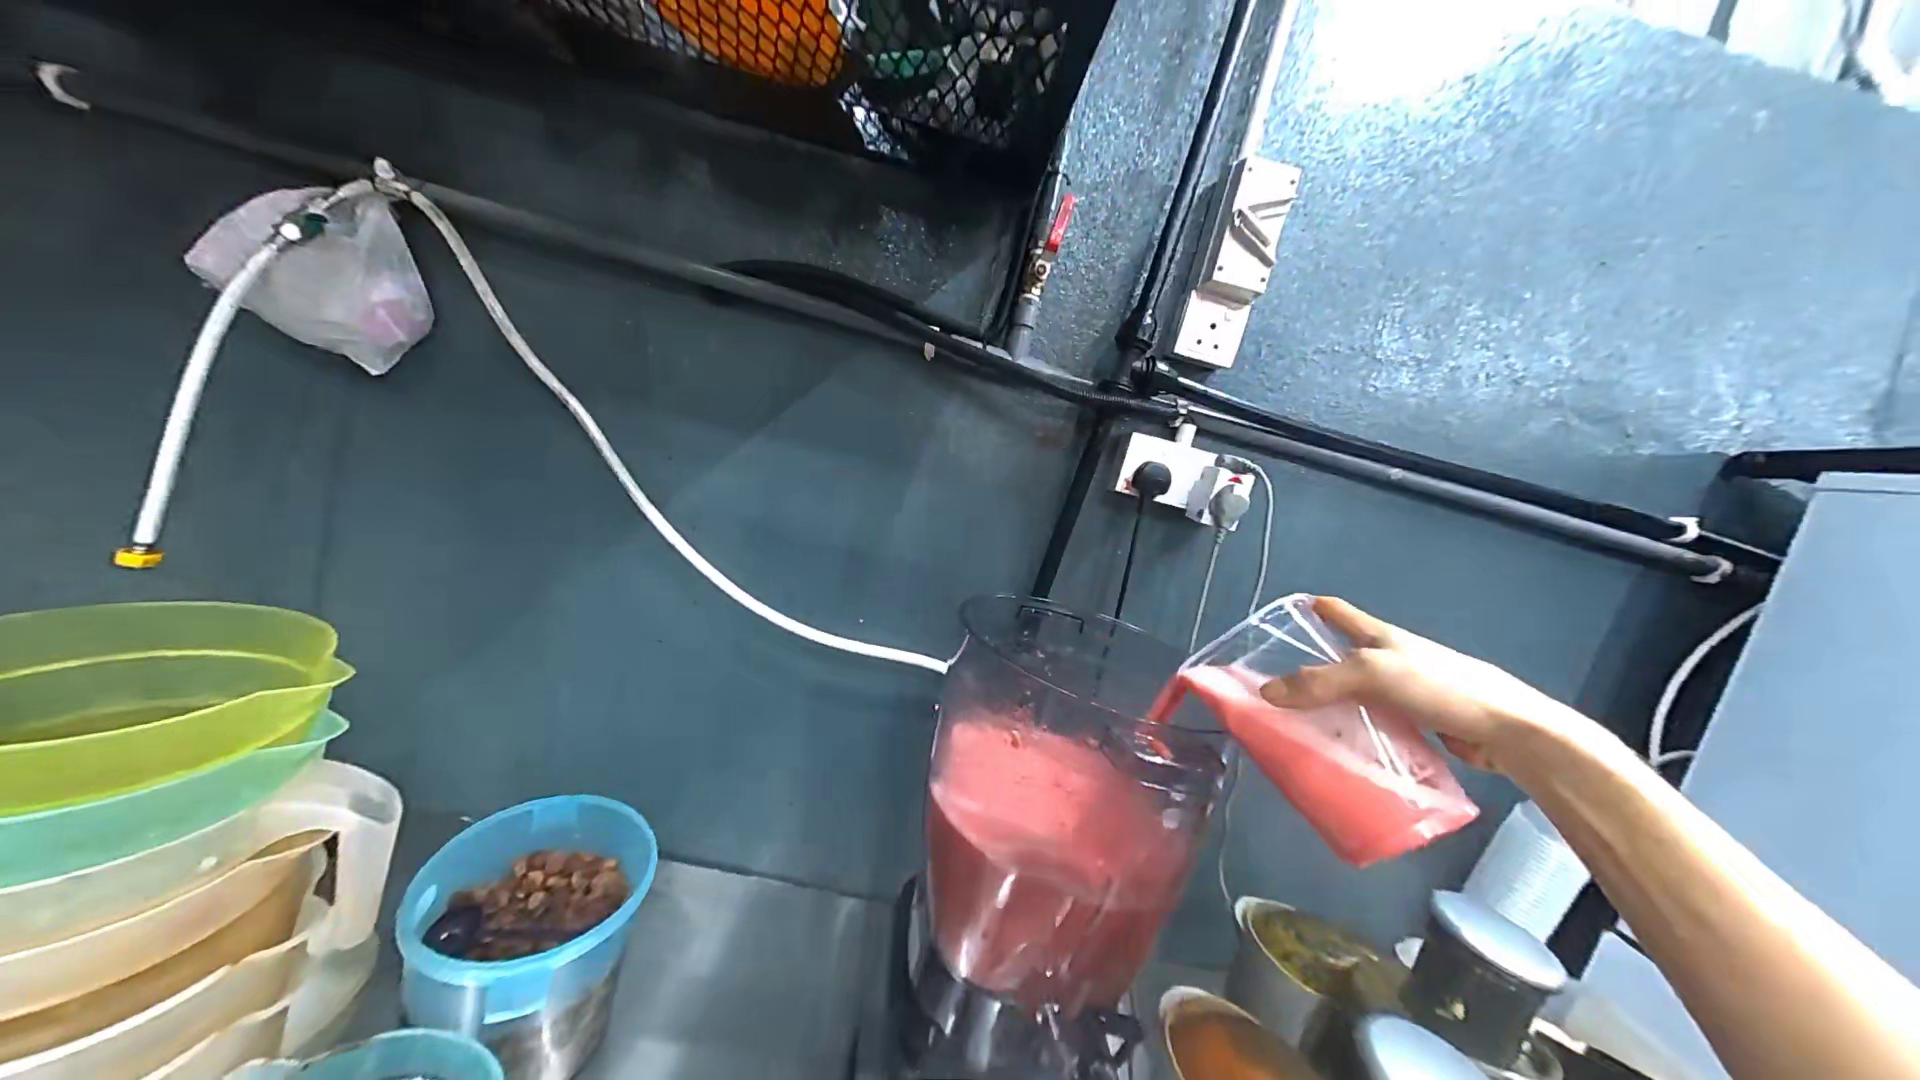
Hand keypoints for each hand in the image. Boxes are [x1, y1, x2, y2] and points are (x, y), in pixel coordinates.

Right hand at [1258, 596, 1587, 772]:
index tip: (1282, 617)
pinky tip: (1338, 746)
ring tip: (1298, 721)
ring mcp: (1404, 691)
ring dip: (1331, 703)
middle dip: (1311, 665)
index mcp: (1379, 636)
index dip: (1310, 609)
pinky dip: (1354, 729)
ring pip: (1355, 692)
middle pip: (1341, 654)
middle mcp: (1389, 658)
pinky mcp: (1417, 722)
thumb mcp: (1372, 674)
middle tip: (1277, 685)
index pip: (1338, 612)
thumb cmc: (1440, 686)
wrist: (1509, 730)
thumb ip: (1319, 682)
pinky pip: (1372, 722)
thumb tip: (1266, 692)